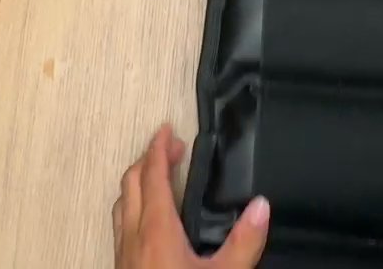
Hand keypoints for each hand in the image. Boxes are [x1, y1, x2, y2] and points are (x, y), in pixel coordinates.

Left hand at [113, 125, 269, 267]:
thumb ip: (244, 243)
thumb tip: (262, 205)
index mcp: (156, 228)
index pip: (152, 173)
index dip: (158, 147)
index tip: (168, 128)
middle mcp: (133, 235)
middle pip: (131, 182)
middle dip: (149, 159)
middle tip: (173, 149)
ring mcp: (123, 254)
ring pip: (121, 203)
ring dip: (137, 182)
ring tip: (160, 178)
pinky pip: (121, 225)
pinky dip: (133, 207)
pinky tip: (150, 222)